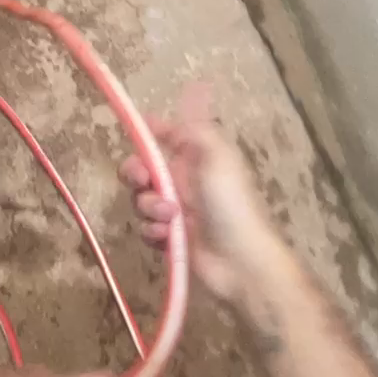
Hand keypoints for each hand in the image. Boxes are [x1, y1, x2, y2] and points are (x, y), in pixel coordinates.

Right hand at [119, 83, 271, 301]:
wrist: (241, 262)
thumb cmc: (231, 203)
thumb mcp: (218, 155)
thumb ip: (193, 128)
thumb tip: (173, 114)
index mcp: (195, 156)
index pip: (165, 133)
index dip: (148, 130)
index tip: (138, 131)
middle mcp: (182, 179)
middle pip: (142, 167)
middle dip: (136, 172)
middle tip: (142, 180)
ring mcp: (175, 209)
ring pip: (141, 198)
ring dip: (149, 206)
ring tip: (170, 218)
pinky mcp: (169, 237)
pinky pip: (145, 226)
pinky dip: (153, 230)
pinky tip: (168, 236)